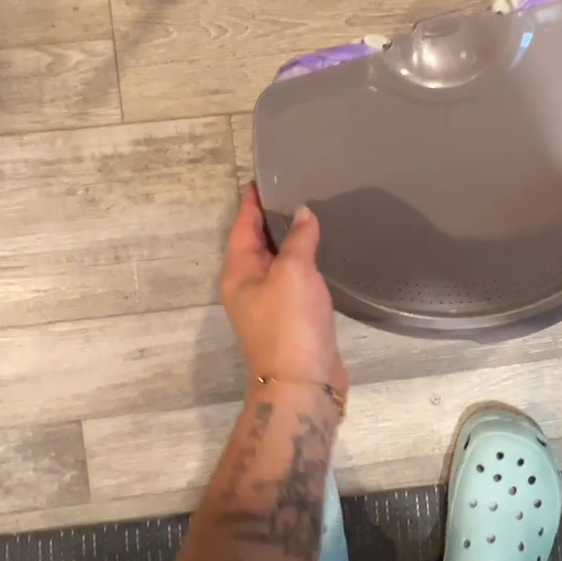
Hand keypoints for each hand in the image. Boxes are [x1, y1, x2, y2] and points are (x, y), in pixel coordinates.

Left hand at [220, 184, 348, 394]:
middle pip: (257, 242)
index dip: (250, 202)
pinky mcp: (294, 315)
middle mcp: (250, 285)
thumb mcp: (292, 272)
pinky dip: (305, 258)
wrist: (303, 383)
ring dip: (290, 237)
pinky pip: (296, 276)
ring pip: (278, 259)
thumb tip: (303, 212)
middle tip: (292, 186)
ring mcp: (272, 302)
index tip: (261, 177)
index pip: (242, 227)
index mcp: (239, 273)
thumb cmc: (289, 323)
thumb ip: (298, 238)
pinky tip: (322, 249)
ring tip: (310, 210)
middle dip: (271, 216)